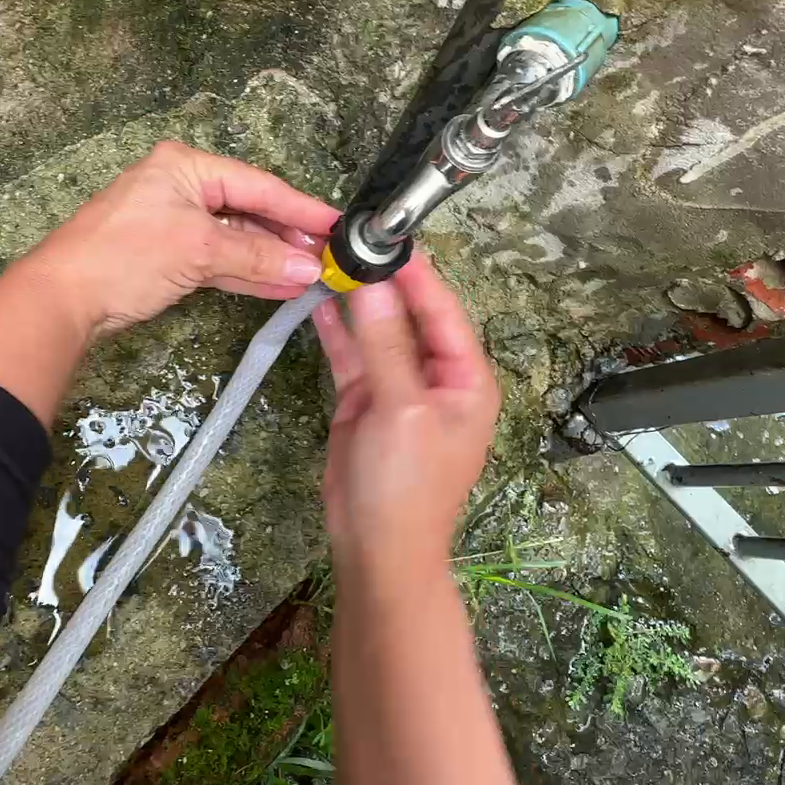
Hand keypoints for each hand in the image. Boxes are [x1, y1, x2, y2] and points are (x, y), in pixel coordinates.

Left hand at [18, 141, 340, 334]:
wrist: (63, 297)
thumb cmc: (126, 256)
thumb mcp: (198, 249)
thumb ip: (256, 255)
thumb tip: (308, 267)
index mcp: (186, 166)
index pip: (257, 184)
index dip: (300, 207)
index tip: (337, 225)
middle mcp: (181, 187)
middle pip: (247, 209)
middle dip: (286, 236)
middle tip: (327, 258)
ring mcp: (173, 222)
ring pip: (233, 237)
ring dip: (269, 258)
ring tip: (311, 277)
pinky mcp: (167, 255)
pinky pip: (216, 259)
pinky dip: (244, 273)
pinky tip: (279, 286)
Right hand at [311, 252, 500, 572]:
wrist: (376, 548)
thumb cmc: (405, 483)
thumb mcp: (400, 409)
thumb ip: (385, 344)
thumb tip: (374, 283)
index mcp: (466, 378)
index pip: (442, 312)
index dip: (417, 274)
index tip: (387, 236)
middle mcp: (435, 376)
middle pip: (409, 316)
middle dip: (383, 282)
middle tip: (351, 240)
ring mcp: (397, 386)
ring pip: (377, 332)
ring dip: (356, 301)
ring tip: (330, 259)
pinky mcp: (365, 399)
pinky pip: (352, 355)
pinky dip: (336, 330)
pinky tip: (318, 300)